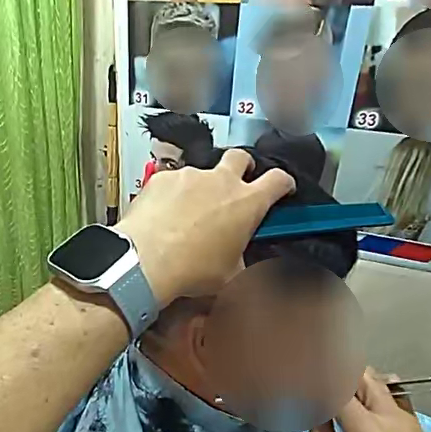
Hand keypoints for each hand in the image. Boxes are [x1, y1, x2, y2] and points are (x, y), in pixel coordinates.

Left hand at [114, 148, 293, 303]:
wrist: (146, 261)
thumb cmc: (193, 270)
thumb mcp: (230, 275)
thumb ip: (242, 260)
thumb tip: (244, 263)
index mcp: (247, 202)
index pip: (278, 179)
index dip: (284, 182)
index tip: (283, 188)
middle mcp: (221, 180)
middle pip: (241, 157)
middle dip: (243, 167)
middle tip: (237, 185)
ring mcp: (190, 175)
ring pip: (204, 171)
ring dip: (203, 186)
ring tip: (191, 211)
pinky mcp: (162, 178)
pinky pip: (174, 180)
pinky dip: (174, 193)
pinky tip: (165, 213)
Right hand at [309, 370, 430, 431]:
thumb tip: (312, 408)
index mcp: (370, 431)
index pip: (339, 389)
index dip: (318, 382)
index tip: (302, 381)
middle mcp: (392, 417)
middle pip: (362, 376)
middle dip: (337, 376)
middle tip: (318, 387)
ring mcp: (408, 419)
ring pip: (379, 381)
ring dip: (356, 382)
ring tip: (337, 397)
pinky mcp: (415, 425)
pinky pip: (392, 395)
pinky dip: (374, 392)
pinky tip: (360, 407)